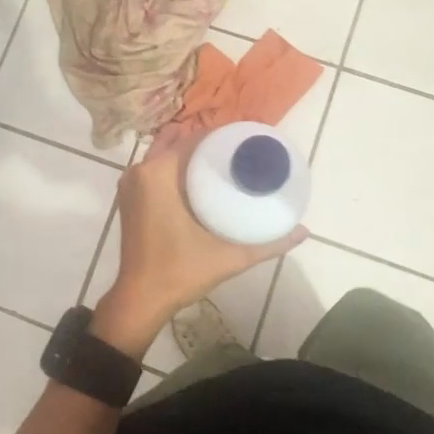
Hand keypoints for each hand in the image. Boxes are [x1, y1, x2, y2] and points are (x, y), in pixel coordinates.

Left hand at [93, 129, 307, 355]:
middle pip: (178, 141)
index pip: (193, 139)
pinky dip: (174, 168)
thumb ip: (268, 244)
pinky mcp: (129, 197)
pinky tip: (199, 179)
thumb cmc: (180, 272)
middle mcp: (140, 170)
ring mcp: (130, 183)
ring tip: (222, 162)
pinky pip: (154, 169)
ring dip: (189, 154)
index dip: (220, 135)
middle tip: (238, 152)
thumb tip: (304, 231)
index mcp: (158, 174)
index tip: (245, 140)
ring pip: (164, 154)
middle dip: (206, 143)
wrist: (141, 298)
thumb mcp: (228, 257)